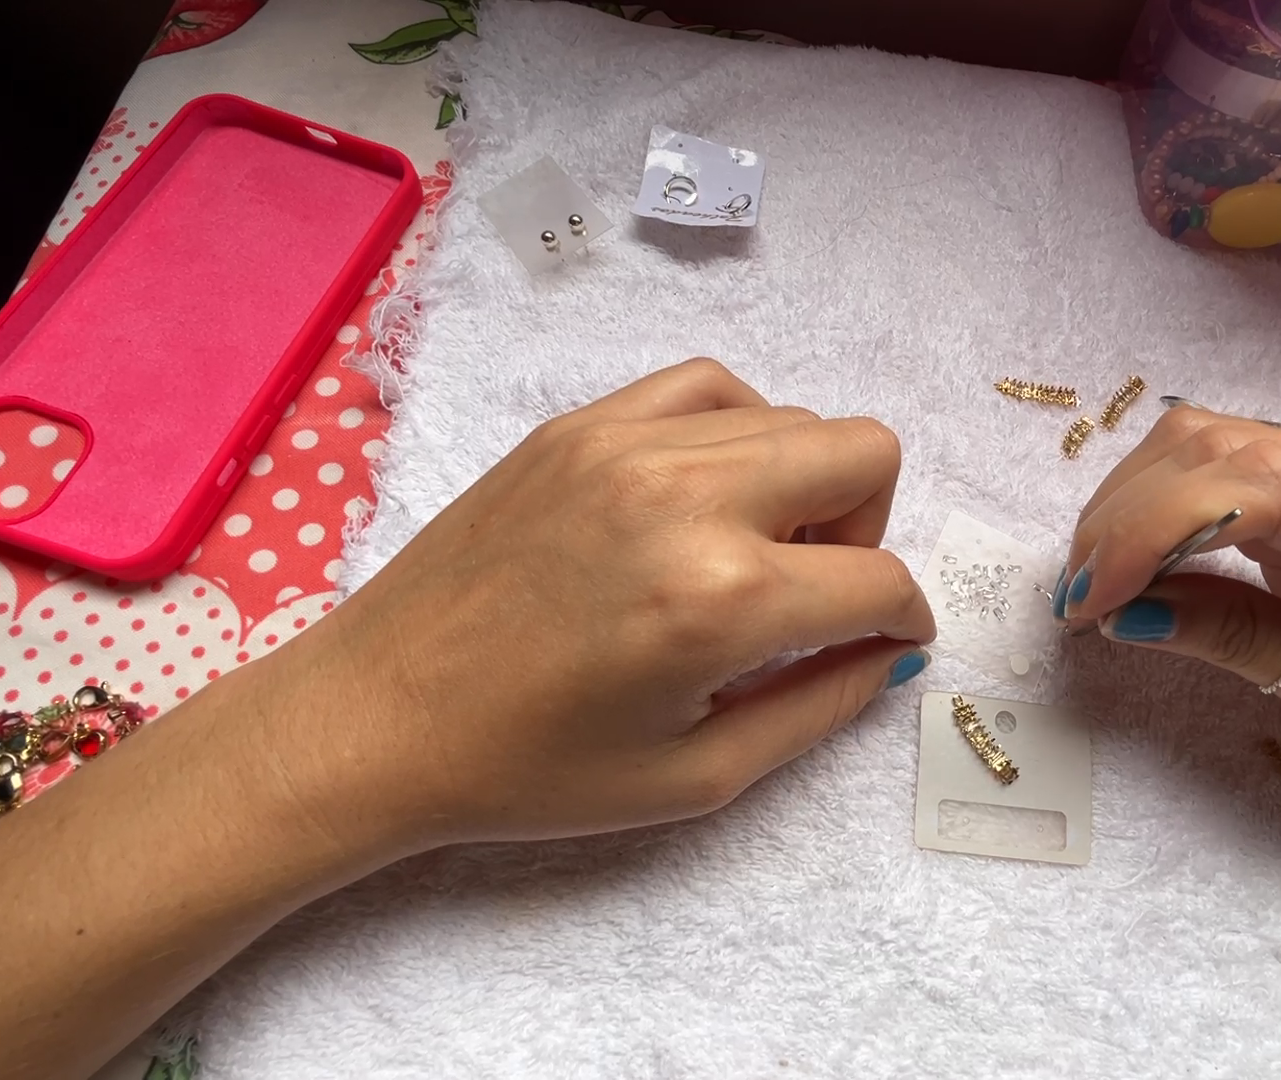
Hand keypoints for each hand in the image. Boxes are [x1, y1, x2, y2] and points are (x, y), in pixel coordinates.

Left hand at [261, 359, 934, 849]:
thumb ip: (822, 706)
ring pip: (797, 415)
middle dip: (871, 528)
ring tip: (752, 545)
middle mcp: (690, 495)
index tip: (892, 635)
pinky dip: (743, 432)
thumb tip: (891, 649)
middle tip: (818, 585)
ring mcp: (631, 441)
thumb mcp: (700, 775)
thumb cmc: (535, 770)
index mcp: (723, 600)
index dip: (905, 615)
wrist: (375, 714)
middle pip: (865, 452)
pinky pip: (712, 386)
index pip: (879, 579)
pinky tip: (710, 488)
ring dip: (808, 484)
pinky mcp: (583, 422)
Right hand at [1059, 404, 1280, 819]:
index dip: (1161, 526)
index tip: (1092, 598)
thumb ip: (1250, 647)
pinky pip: (1215, 462)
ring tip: (1093, 579)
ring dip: (1127, 505)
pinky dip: (1150, 502)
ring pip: (1209, 440)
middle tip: (1076, 599)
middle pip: (1229, 448)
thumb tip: (1126, 611)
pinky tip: (1128, 553)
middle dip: (1127, 519)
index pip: (1274, 486)